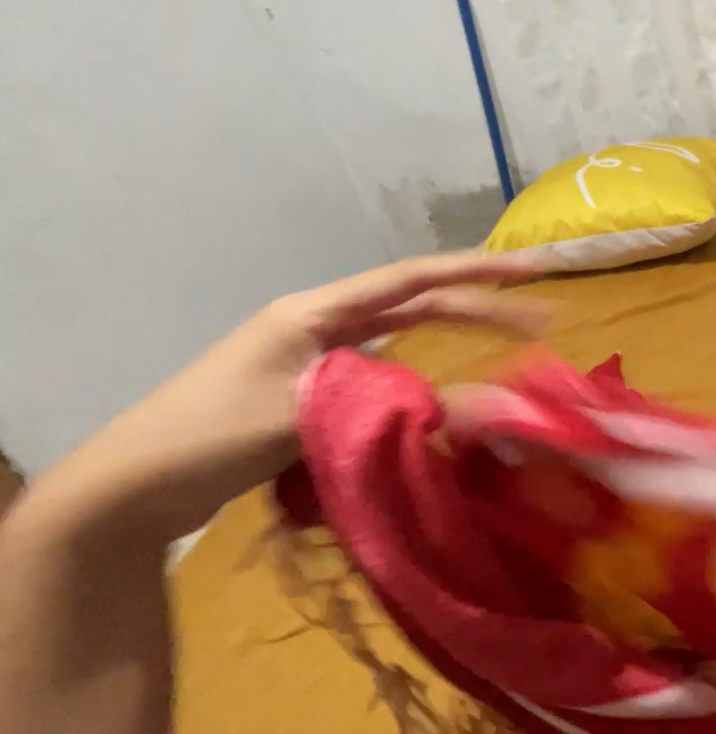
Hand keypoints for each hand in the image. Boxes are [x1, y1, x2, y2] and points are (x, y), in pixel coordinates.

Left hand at [44, 252, 550, 539]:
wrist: (121, 495)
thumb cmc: (209, 437)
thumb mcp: (309, 415)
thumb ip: (398, 402)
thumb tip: (484, 406)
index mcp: (316, 311)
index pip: (413, 278)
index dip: (477, 271)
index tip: (533, 270)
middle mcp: (321, 324)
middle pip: (418, 303)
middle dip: (482, 306)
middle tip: (542, 317)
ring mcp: (317, 357)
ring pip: (405, 337)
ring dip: (457, 338)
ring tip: (511, 344)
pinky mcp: (314, 391)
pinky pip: (386, 371)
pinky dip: (425, 375)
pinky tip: (450, 387)